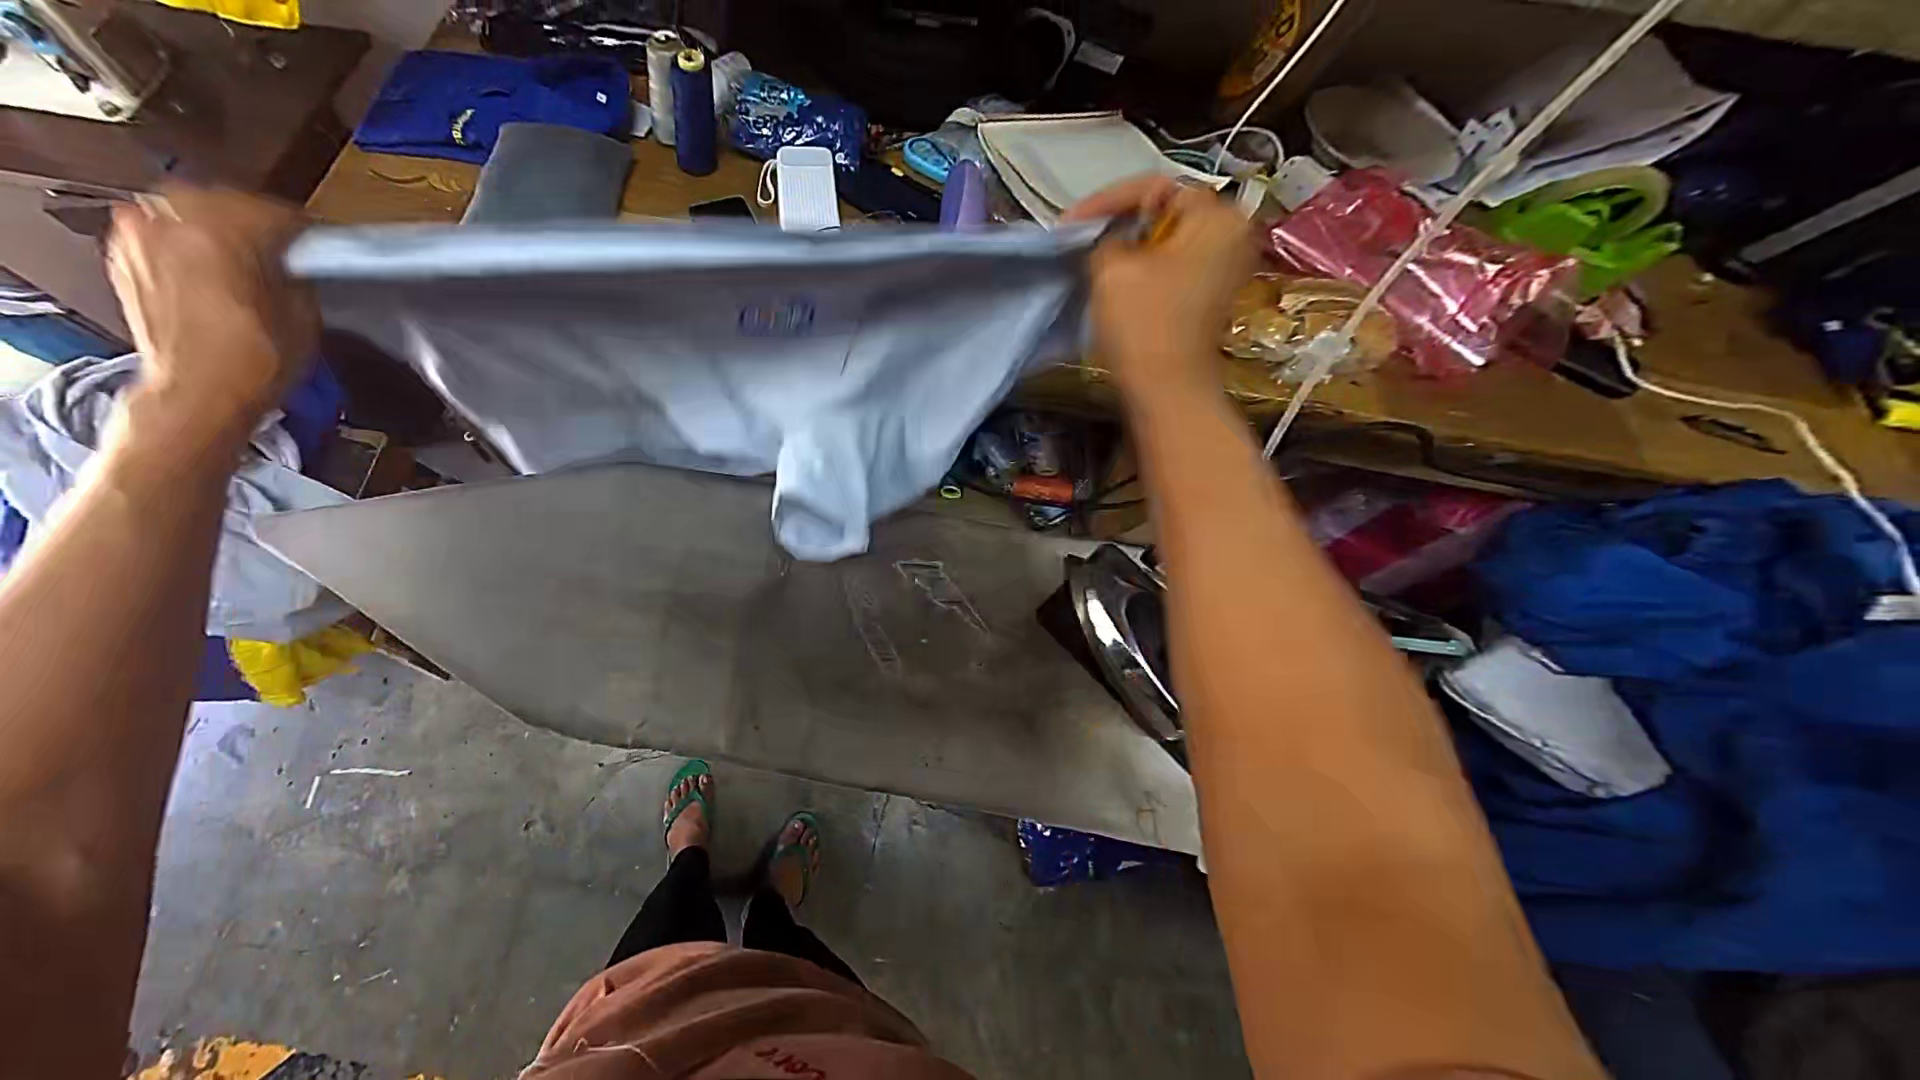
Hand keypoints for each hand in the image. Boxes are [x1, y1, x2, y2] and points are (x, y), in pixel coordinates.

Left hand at [105, 186, 316, 439]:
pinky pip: (156, 230)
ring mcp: (141, 241)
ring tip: (242, 246)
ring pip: (182, 208)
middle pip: (220, 199)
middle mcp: (174, 228)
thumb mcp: (303, 316)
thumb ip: (297, 276)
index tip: (317, 237)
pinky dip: (183, 238)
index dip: (303, 226)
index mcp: (224, 235)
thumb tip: (295, 262)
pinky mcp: (126, 260)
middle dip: (253, 217)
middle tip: (281, 238)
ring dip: (215, 223)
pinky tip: (206, 260)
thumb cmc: (251, 361)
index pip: (273, 210)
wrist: (202, 391)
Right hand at [1063, 175, 1259, 396]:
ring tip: (1093, 257)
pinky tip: (1117, 279)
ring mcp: (1224, 267)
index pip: (1155, 187)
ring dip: (1130, 246)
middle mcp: (1232, 235)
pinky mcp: (1209, 295)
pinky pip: (1173, 265)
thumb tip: (1112, 239)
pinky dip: (1145, 266)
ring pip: (1168, 240)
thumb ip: (1108, 237)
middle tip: (1082, 237)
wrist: (1167, 390)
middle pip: (1166, 211)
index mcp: (1218, 217)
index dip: (1106, 201)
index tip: (1068, 223)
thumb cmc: (1144, 323)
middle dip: (1121, 222)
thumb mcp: (1113, 267)